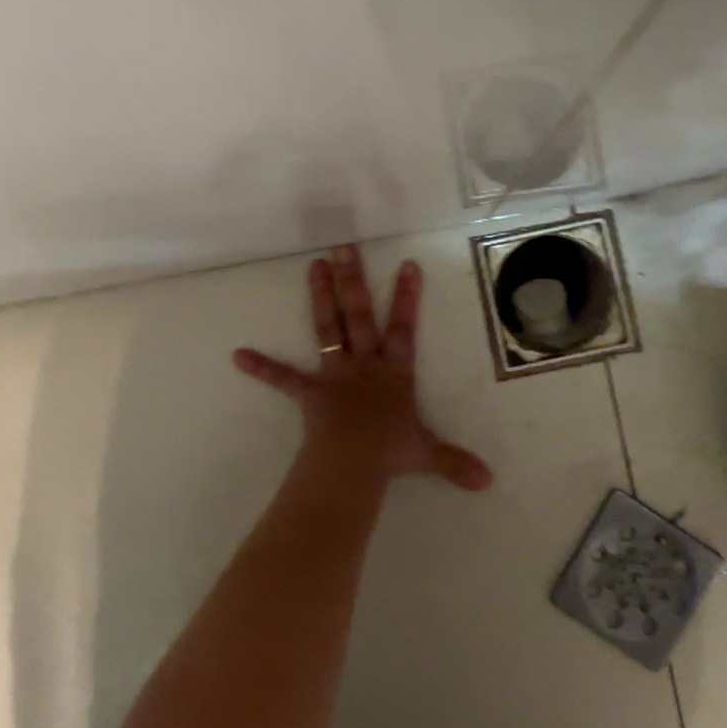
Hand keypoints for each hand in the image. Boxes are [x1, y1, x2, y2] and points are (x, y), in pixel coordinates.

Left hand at [233, 245, 493, 490]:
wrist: (353, 463)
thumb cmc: (391, 452)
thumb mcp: (429, 455)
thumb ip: (455, 462)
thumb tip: (487, 481)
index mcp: (395, 371)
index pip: (403, 327)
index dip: (407, 296)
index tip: (407, 264)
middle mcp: (365, 363)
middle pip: (359, 313)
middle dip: (353, 279)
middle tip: (343, 246)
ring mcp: (336, 374)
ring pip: (329, 329)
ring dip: (321, 298)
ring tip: (314, 266)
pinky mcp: (310, 393)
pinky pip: (284, 379)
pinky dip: (263, 368)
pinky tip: (238, 355)